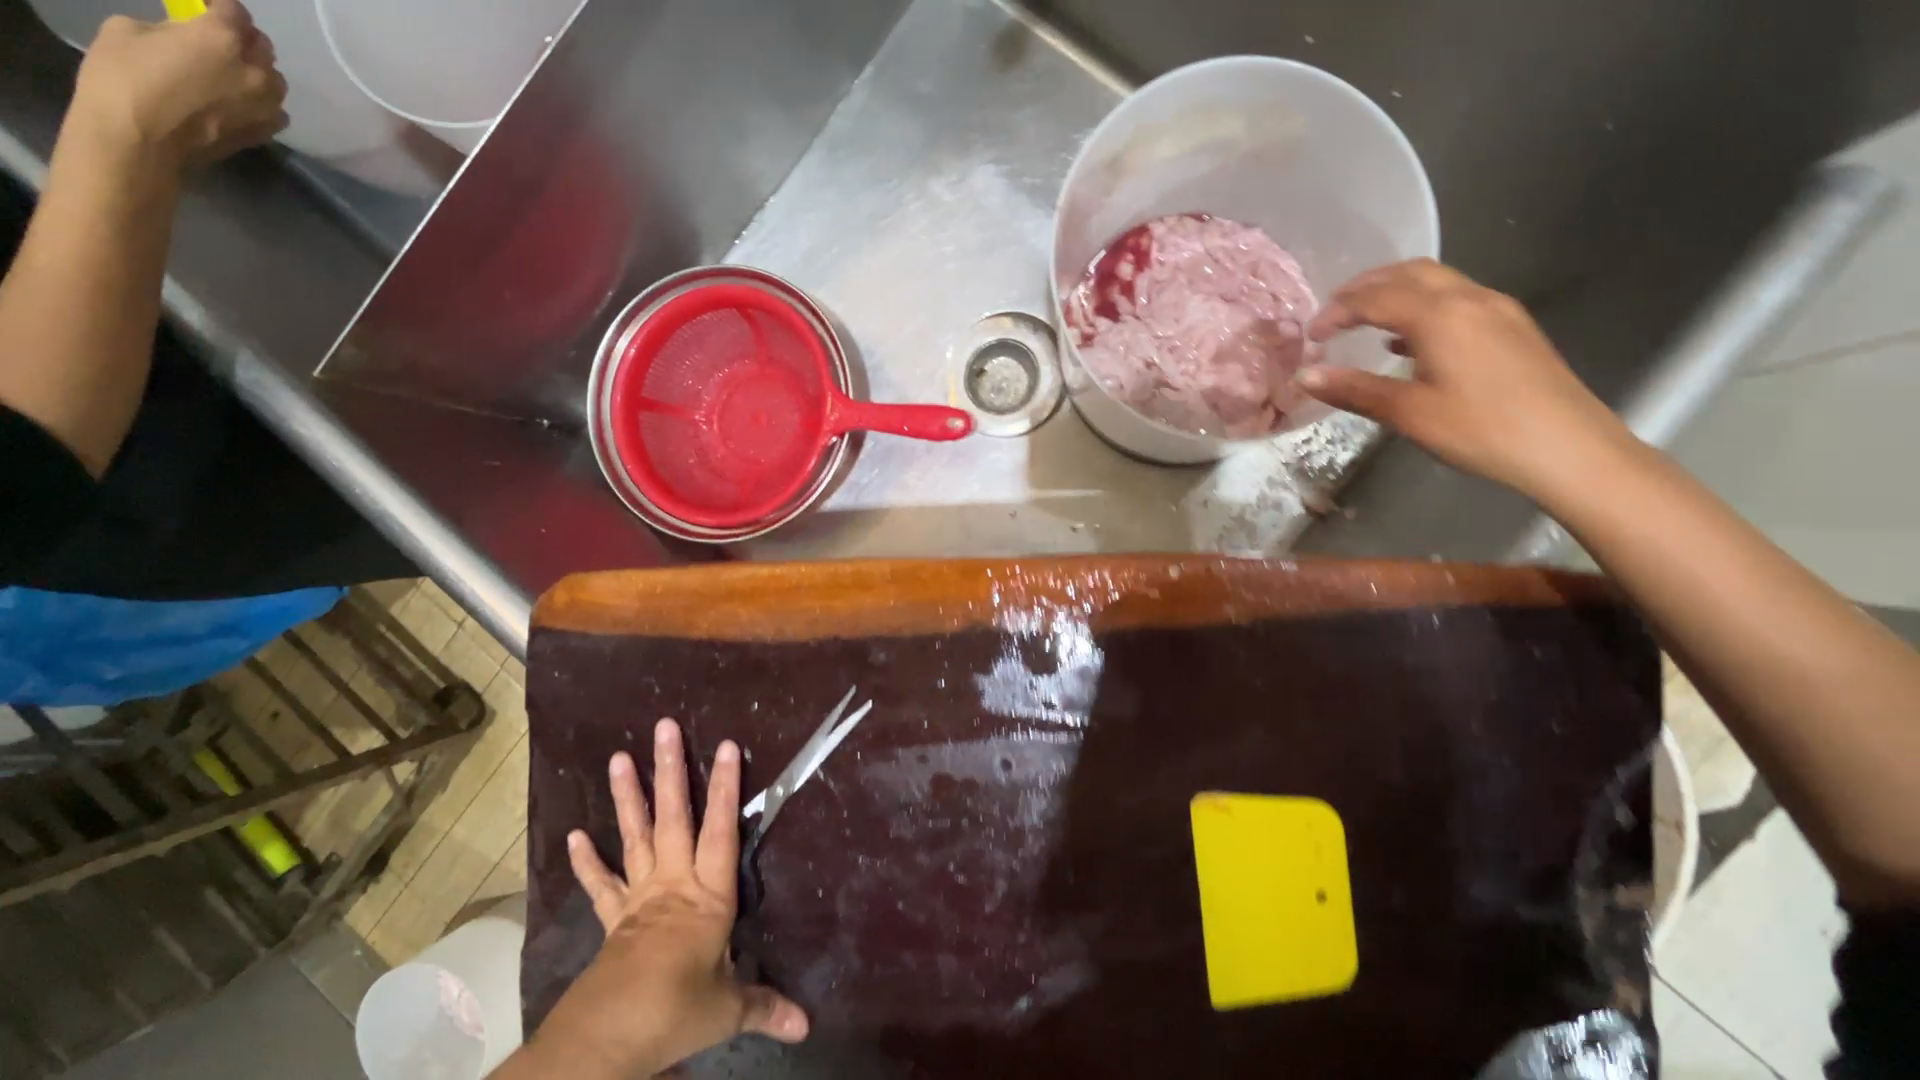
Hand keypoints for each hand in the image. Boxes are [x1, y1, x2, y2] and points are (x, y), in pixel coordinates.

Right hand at [67, 0, 286, 173]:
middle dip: (242, 37)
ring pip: (274, 79)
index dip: (221, 5)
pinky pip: (275, 110)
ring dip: (257, 71)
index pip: (236, 11)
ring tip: (232, 72)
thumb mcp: (128, 29)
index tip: (206, 6)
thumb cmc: (124, 80)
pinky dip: (262, 102)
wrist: (139, 142)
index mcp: (222, 37)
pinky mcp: (266, 131)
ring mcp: (266, 105)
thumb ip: (169, 27)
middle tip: (219, 39)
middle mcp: (255, 70)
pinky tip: (241, 102)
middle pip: (262, 46)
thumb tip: (184, 34)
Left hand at [529, 720, 806, 1078]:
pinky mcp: (614, 921)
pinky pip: (601, 885)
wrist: (605, 1039)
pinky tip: (573, 835)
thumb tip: (807, 1027)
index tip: (726, 746)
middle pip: (674, 819)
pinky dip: (588, 862)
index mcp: (708, 898)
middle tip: (663, 727)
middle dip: (671, 772)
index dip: (726, 789)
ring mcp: (639, 900)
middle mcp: (673, 885)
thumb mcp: (728, 1010)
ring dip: (628, 799)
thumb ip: (766, 1008)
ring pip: (636, 838)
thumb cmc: (675, 1011)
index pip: (722, 833)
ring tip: (618, 758)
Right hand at [1296, 259, 1633, 496]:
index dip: (1336, 312)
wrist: (1569, 447)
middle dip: (1366, 287)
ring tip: (1366, 319)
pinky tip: (1411, 340)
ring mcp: (1497, 309)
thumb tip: (1305, 376)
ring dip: (1396, 292)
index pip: (1374, 299)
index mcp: (1439, 315)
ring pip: (1437, 282)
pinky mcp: (1513, 326)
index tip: (1310, 335)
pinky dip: (1424, 307)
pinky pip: (1458, 299)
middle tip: (1334, 311)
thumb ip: (1355, 389)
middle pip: (1408, 274)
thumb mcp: (1410, 414)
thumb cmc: (1482, 431)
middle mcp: (1469, 298)